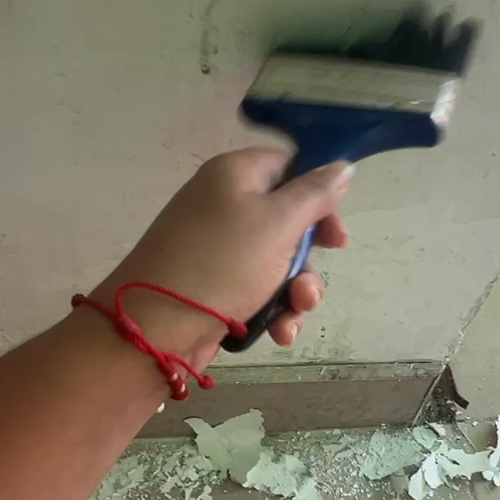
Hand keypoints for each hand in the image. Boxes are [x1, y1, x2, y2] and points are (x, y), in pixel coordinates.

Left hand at [88, 148, 350, 360]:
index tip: (335, 235)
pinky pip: (258, 292)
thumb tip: (342, 165)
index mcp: (235, 175)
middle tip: (310, 285)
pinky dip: (273, 311)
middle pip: (288, 224)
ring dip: (296, 294)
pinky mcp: (215, 288)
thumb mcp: (278, 222)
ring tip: (293, 315)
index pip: (289, 167)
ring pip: (278, 265)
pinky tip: (279, 333)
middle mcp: (224, 207)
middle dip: (308, 262)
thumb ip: (315, 194)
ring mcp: (218, 250)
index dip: (319, 198)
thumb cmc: (221, 263)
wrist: (156, 328)